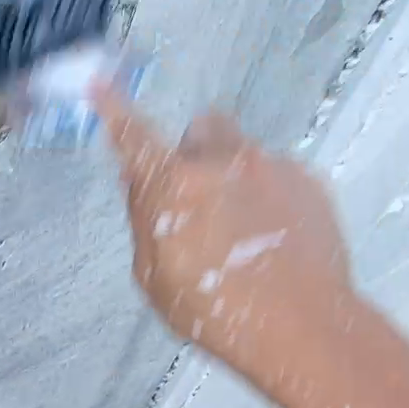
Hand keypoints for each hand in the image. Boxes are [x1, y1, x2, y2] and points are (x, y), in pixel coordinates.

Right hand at [91, 85, 356, 385]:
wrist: (300, 324)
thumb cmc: (208, 308)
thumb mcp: (152, 273)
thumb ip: (145, 221)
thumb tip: (141, 184)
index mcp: (172, 185)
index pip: (134, 137)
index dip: (114, 110)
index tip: (99, 83)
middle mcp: (222, 161)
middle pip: (200, 131)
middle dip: (191, 153)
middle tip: (191, 198)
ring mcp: (272, 166)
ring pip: (239, 153)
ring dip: (229, 177)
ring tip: (238, 230)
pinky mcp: (309, 181)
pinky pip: (275, 174)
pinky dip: (265, 195)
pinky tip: (268, 237)